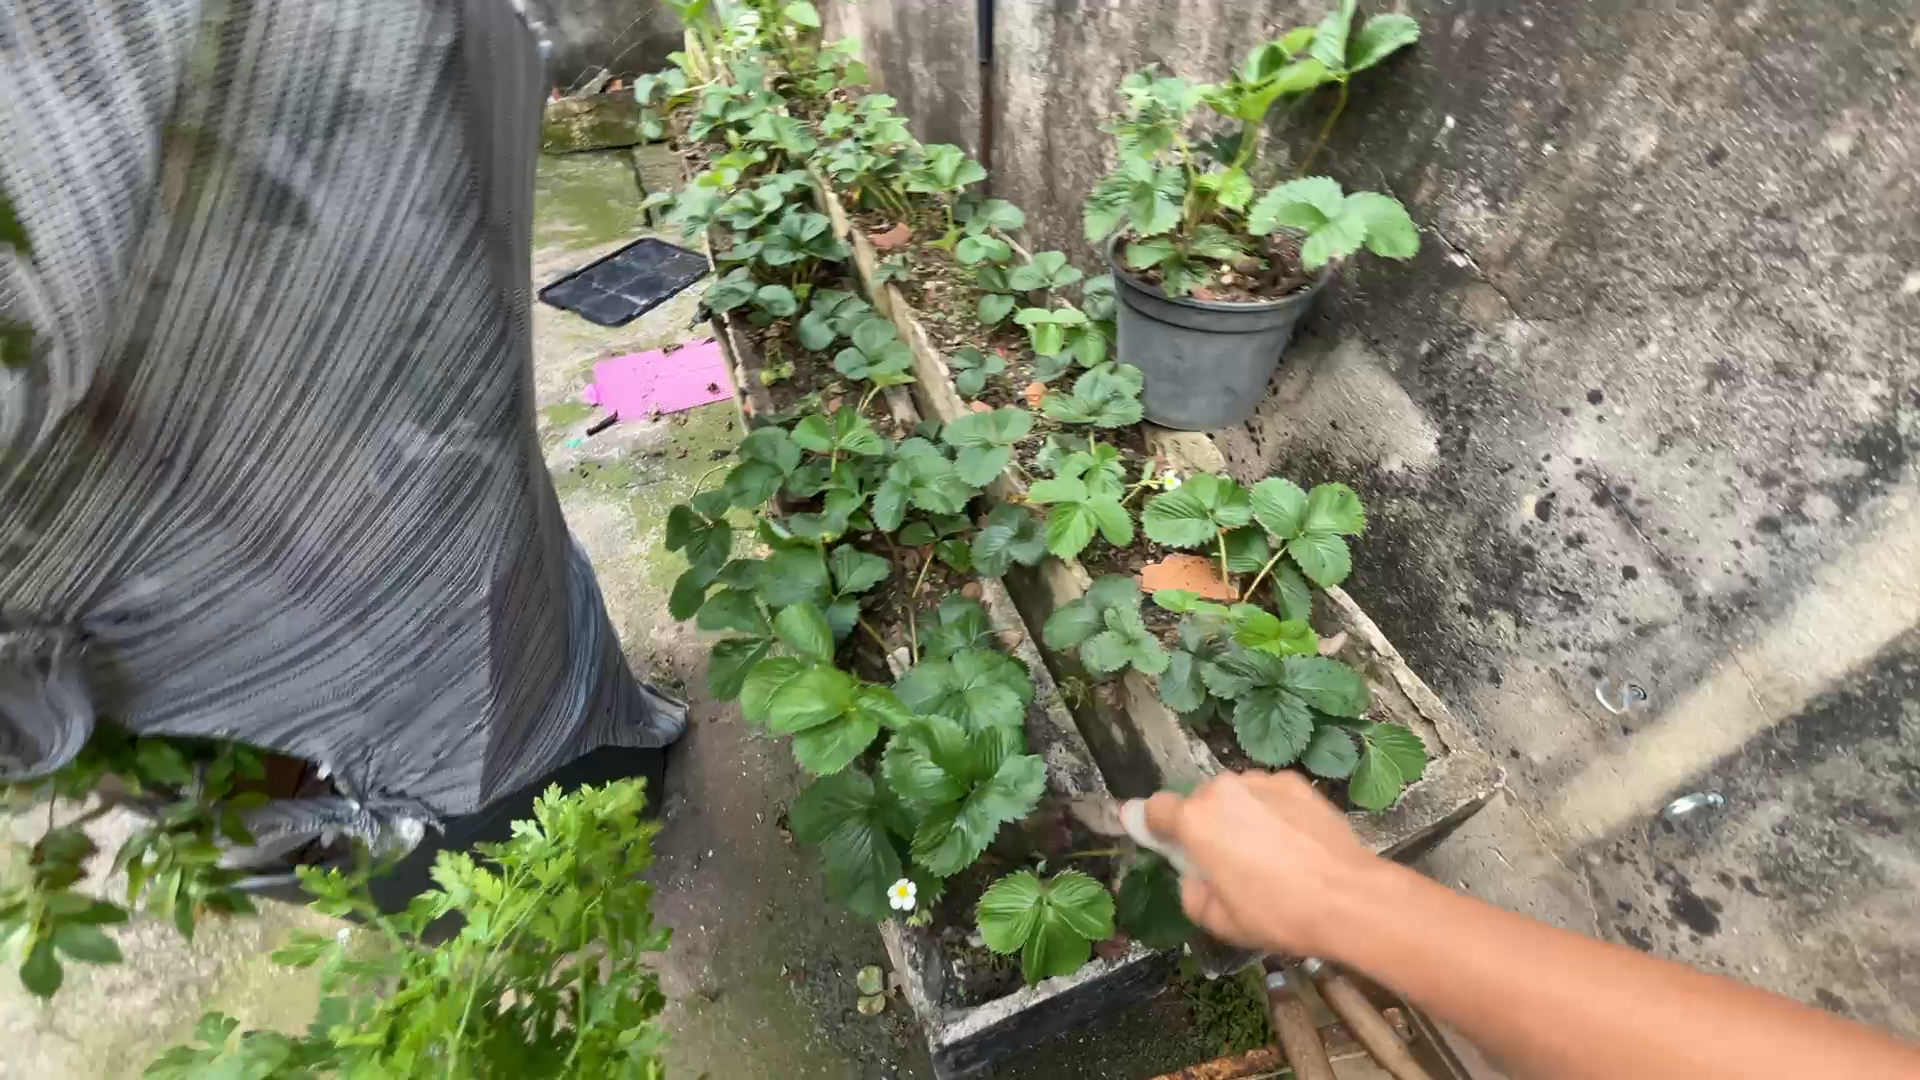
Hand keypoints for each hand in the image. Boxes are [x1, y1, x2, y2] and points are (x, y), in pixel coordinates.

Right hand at [1134, 771, 1379, 959]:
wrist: (1352, 899)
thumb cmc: (1280, 913)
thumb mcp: (1223, 923)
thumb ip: (1192, 896)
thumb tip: (1192, 880)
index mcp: (1194, 820)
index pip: (1155, 807)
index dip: (1157, 825)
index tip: (1170, 843)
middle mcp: (1221, 790)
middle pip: (1199, 802)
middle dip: (1207, 825)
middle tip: (1230, 860)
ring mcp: (1259, 781)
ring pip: (1235, 795)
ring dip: (1240, 815)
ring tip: (1271, 851)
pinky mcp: (1293, 782)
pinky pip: (1268, 793)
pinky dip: (1273, 810)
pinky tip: (1295, 841)